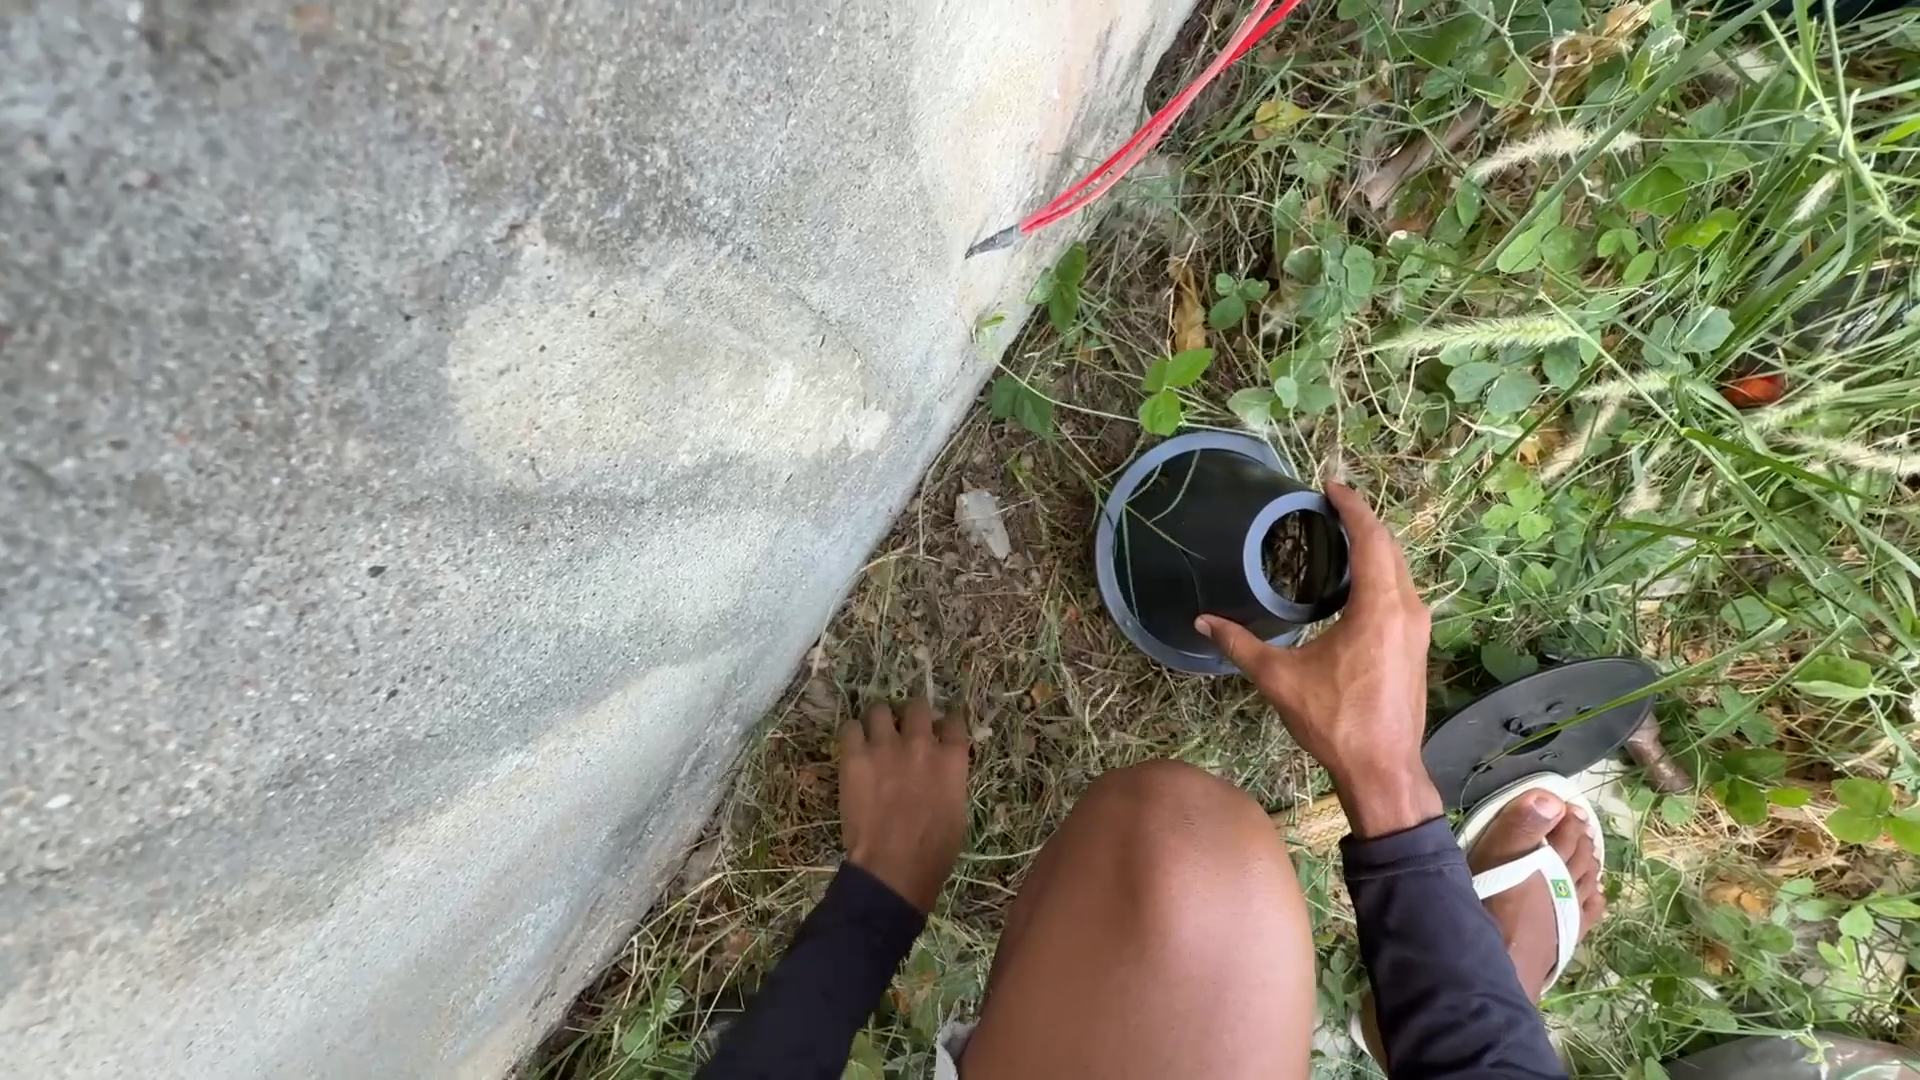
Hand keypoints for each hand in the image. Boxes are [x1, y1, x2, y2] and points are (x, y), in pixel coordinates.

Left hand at [839, 699, 971, 911]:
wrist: (893, 868)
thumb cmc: (934, 852)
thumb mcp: (957, 811)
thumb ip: (949, 780)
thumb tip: (941, 772)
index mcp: (951, 758)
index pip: (953, 720)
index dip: (945, 723)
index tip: (940, 729)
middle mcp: (921, 742)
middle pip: (918, 705)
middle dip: (912, 714)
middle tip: (905, 728)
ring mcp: (886, 746)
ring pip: (880, 709)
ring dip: (879, 720)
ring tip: (875, 733)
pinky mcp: (855, 756)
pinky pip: (849, 727)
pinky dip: (852, 734)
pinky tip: (854, 748)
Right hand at [1196, 483, 1441, 837]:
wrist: (1383, 770)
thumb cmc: (1334, 720)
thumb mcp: (1279, 678)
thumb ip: (1240, 644)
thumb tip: (1202, 621)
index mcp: (1378, 609)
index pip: (1371, 541)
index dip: (1352, 509)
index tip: (1329, 488)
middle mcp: (1406, 611)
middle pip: (1391, 549)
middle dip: (1363, 522)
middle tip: (1329, 507)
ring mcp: (1417, 630)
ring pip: (1400, 571)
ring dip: (1374, 548)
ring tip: (1339, 537)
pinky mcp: (1415, 646)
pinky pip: (1401, 591)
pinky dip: (1381, 573)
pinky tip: (1356, 582)